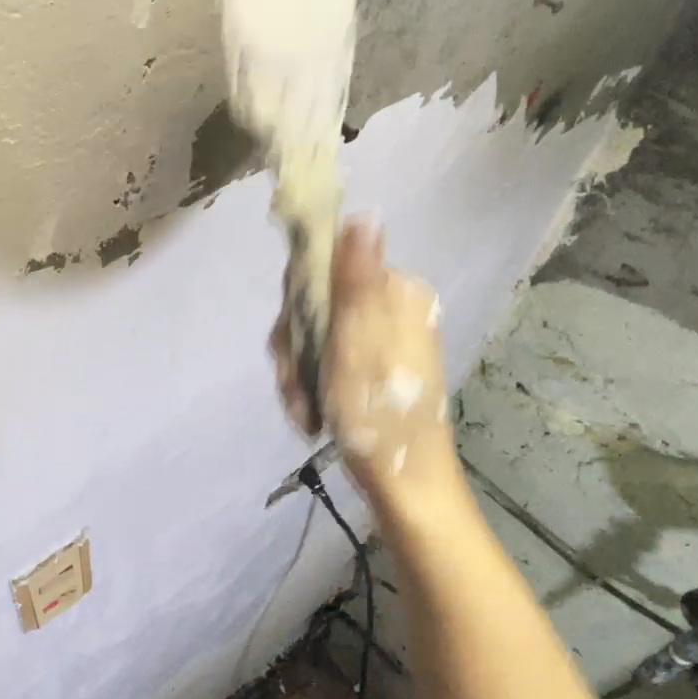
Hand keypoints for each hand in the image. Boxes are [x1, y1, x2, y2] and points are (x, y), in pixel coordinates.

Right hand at [272, 219, 452, 491]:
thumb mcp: (360, 340)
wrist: (404, 484)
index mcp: (394, 292)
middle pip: (311, 304)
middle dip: (295, 349)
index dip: (297, 303)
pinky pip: (320, 360)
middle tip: (297, 387)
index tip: (293, 342)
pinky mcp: (367, 367)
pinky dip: (309, 388)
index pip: (322, 267)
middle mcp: (387, 307)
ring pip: (309, 335)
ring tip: (304, 411)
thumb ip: (357, 278)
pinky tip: (311, 416)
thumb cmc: (380, 412)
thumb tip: (365, 214)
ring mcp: (377, 339)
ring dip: (297, 375)